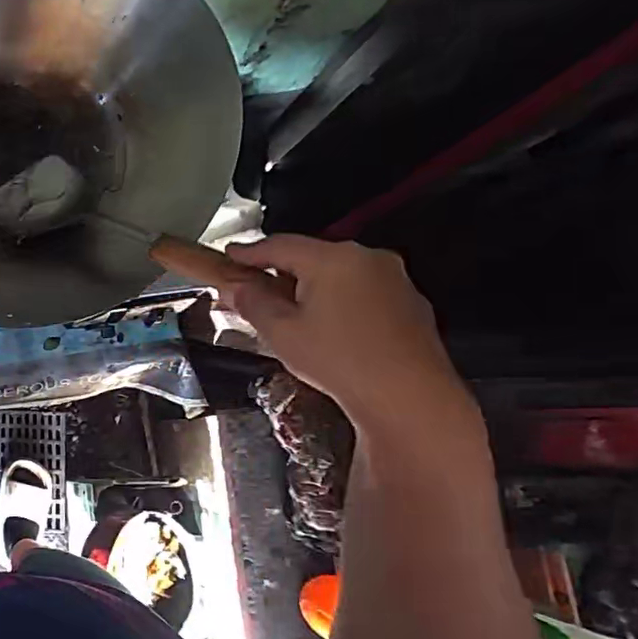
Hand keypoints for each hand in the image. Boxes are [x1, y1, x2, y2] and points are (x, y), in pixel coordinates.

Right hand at [174, 234, 471, 429]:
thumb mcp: (280, 332)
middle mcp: (367, 257)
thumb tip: (238, 287)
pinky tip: (324, 324)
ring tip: (285, 310)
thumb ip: (254, 302)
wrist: (407, 393)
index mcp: (332, 259)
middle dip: (278, 271)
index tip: (229, 254)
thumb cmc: (337, 359)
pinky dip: (334, 299)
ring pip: (336, 273)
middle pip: (310, 256)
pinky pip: (359, 289)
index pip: (280, 245)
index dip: (249, 251)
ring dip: (307, 286)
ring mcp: (393, 277)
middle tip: (251, 290)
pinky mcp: (408, 300)